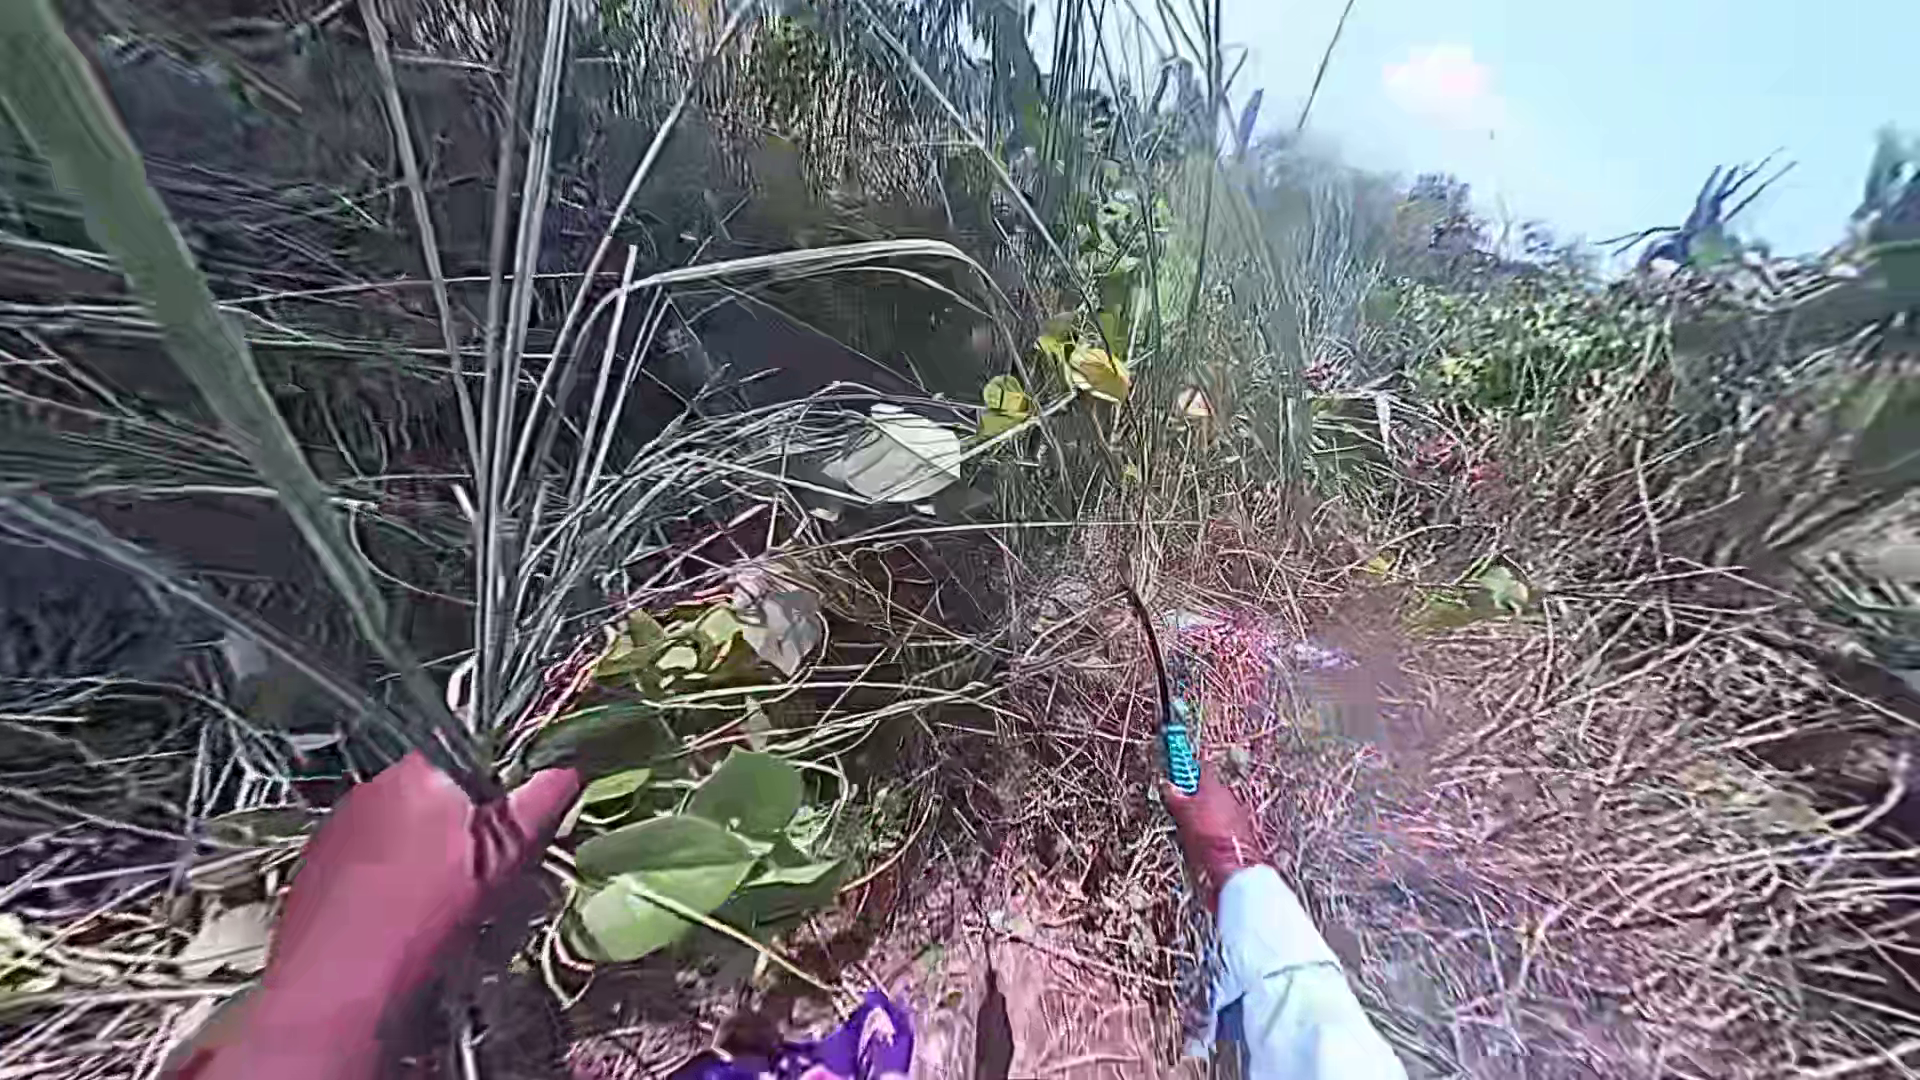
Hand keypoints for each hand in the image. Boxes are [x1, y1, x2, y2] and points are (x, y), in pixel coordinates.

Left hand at [181, 753, 580, 1079]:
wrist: (334, 990)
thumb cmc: (430, 906)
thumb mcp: (509, 848)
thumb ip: (547, 794)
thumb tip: (574, 764)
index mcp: (424, 766)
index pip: (480, 737)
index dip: (510, 759)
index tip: (526, 788)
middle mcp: (376, 780)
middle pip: (447, 772)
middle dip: (475, 795)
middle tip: (498, 833)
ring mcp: (340, 819)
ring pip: (412, 802)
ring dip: (437, 821)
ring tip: (456, 863)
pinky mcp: (319, 856)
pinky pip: (378, 833)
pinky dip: (402, 848)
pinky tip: (413, 885)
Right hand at [1162, 773, 1265, 908]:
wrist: (1234, 872)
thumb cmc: (1209, 839)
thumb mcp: (1181, 813)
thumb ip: (1174, 795)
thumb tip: (1167, 785)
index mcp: (1214, 786)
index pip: (1198, 767)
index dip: (1185, 767)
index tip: (1175, 767)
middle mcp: (1229, 797)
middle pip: (1206, 788)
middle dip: (1192, 794)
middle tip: (1177, 804)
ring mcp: (1237, 817)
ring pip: (1214, 808)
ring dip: (1203, 813)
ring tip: (1189, 827)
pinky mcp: (1241, 836)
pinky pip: (1222, 825)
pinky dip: (1212, 829)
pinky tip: (1202, 840)